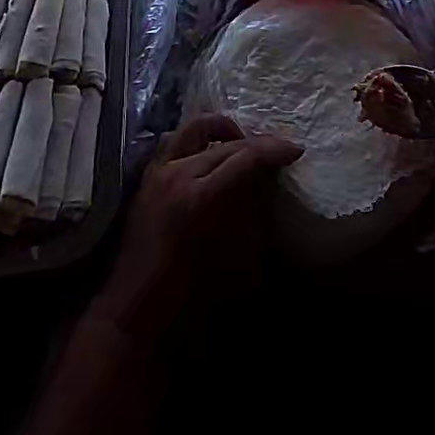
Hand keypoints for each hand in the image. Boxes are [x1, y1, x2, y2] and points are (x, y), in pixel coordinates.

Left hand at [92, 115, 301, 337]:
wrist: (138, 304)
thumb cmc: (191, 292)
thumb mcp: (237, 259)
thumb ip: (253, 215)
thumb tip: (267, 186)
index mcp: (200, 197)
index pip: (244, 158)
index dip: (274, 150)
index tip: (296, 150)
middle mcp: (176, 175)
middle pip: (223, 143)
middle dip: (256, 143)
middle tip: (277, 150)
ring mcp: (157, 172)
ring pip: (194, 130)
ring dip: (222, 131)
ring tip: (241, 144)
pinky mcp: (146, 177)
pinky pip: (174, 143)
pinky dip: (197, 141)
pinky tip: (210, 155)